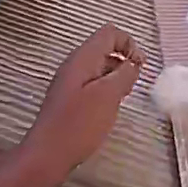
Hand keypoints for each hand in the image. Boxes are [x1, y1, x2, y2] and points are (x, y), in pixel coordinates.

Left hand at [19, 25, 143, 176]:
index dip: (129, 44)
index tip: (139, 67)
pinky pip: (92, 84)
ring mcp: (70, 81)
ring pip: (100, 68)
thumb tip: (133, 63)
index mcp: (82, 58)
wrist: (48, 153)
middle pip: (104, 48)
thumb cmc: (79, 124)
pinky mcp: (69, 98)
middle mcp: (74, 64)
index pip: (109, 33)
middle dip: (124, 62)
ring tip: (121, 100)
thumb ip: (124, 74)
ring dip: (116, 78)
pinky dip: (106, 91)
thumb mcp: (108, 96)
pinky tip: (108, 109)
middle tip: (131, 87)